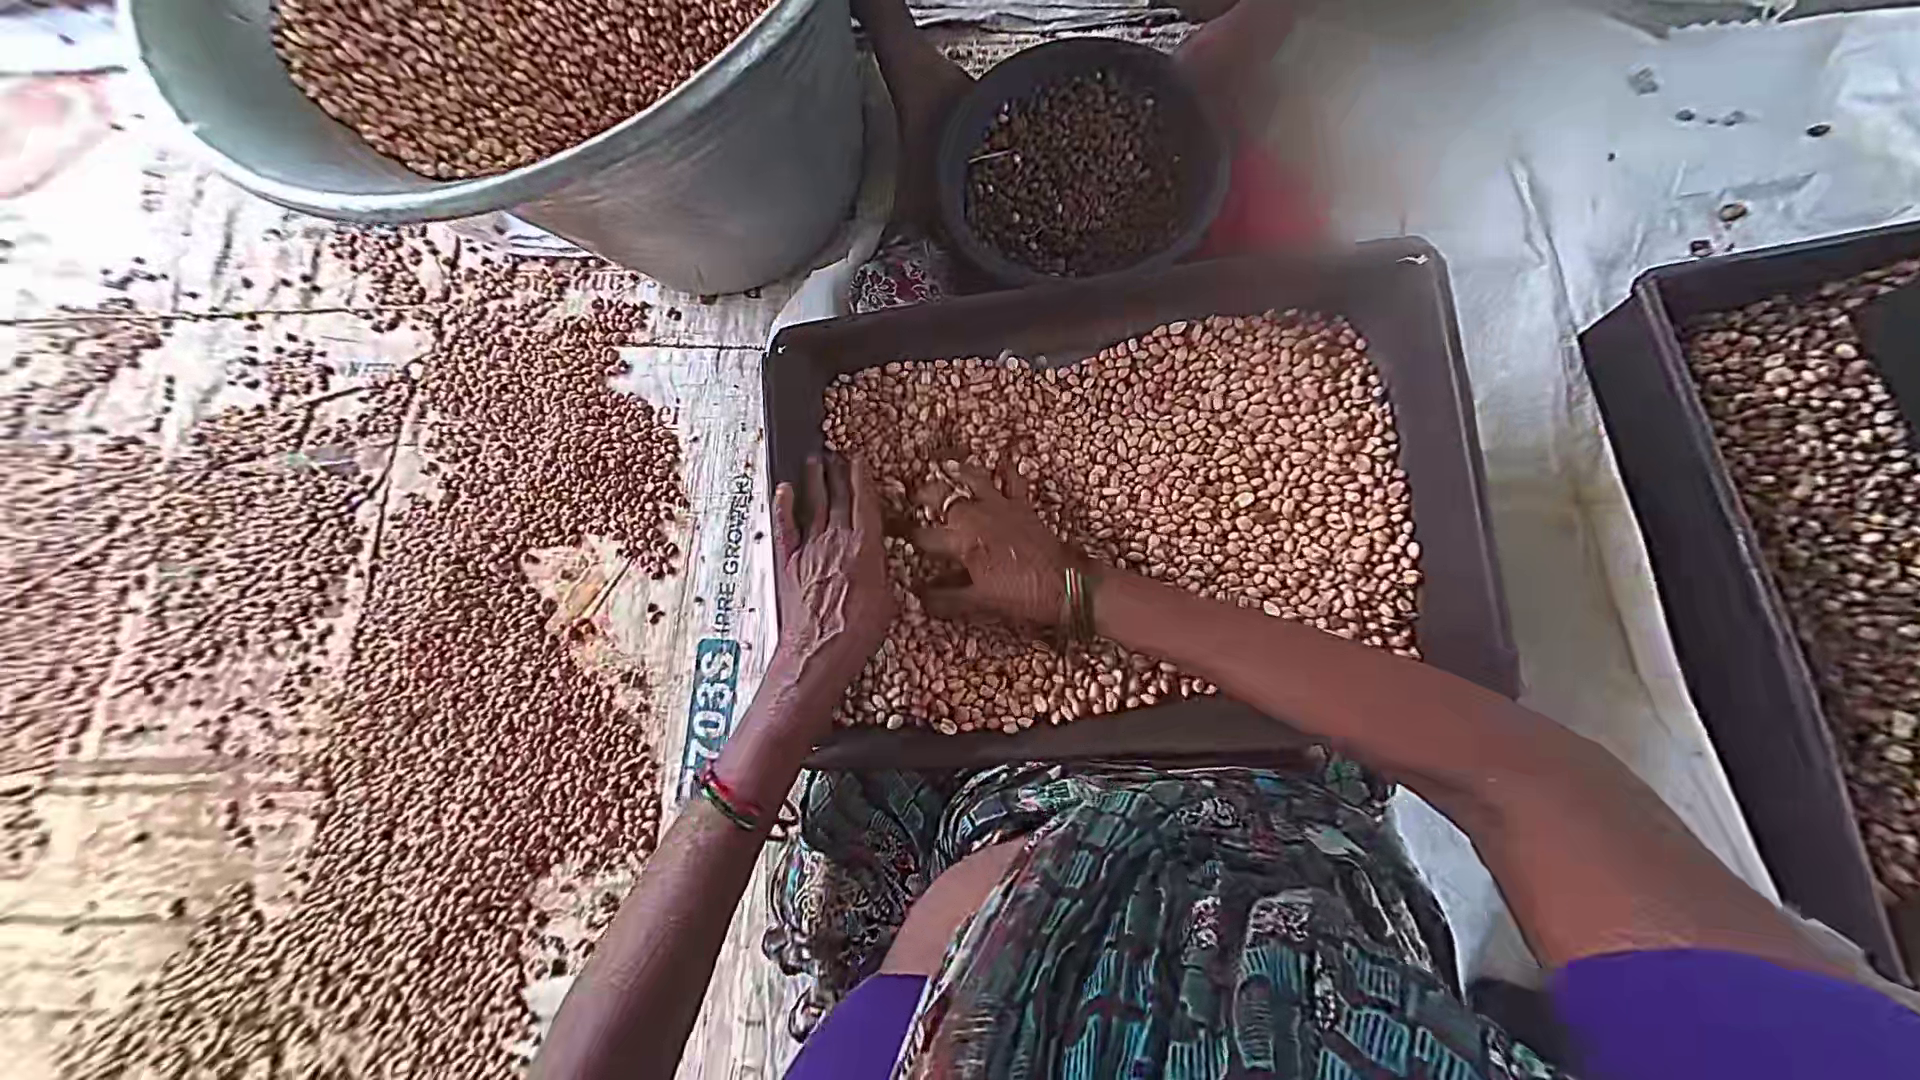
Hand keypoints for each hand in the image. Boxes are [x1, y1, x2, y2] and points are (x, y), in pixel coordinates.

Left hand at [771, 455, 894, 708]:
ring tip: (814, 461)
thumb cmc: (857, 630)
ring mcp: (809, 548)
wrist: (820, 649)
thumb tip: (877, 564)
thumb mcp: (887, 599)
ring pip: (813, 505)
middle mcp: (836, 540)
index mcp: (865, 546)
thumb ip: (880, 572)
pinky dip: (783, 506)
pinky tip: (783, 490)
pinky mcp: (788, 562)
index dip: (861, 478)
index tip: (859, 460)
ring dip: (814, 481)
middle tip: (836, 454)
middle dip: (838, 473)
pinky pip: (785, 526)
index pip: (865, 502)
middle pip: (838, 498)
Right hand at [911, 459, 1075, 625]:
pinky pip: (1013, 480)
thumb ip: (946, 597)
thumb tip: (918, 596)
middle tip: (913, 495)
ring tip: (948, 467)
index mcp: (962, 542)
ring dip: (959, 472)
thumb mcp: (980, 601)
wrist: (1067, 584)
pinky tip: (1003, 460)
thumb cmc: (1021, 594)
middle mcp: (977, 517)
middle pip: (942, 497)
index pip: (923, 537)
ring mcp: (1001, 507)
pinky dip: (1007, 469)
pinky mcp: (1023, 505)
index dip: (903, 535)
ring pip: (974, 479)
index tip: (887, 531)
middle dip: (924, 495)